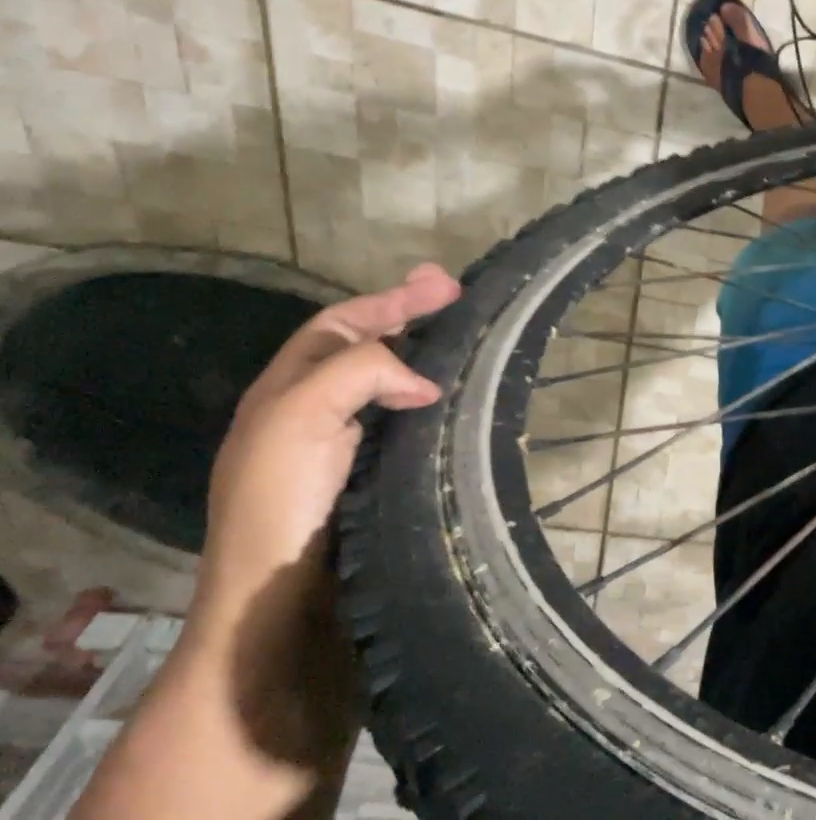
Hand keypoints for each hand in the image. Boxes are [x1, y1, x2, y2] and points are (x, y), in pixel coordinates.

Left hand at [196, 263, 461, 617]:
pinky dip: (434, 402)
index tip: (444, 286)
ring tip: (470, 342)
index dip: (389, 301)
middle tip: (459, 296)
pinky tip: (460, 402)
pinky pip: (408, 423)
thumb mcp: (300, 416)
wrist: (280, 594)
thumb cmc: (280, 498)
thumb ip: (360, 373)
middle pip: (364, 347)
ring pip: (388, 384)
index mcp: (285, 389)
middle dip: (409, 316)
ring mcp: (343, 445)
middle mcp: (312, 409)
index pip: (340, 325)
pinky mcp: (374, 476)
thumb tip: (427, 381)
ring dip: (427, 356)